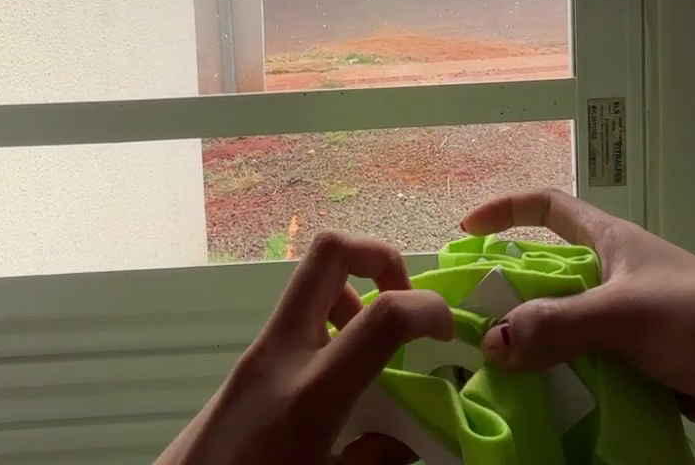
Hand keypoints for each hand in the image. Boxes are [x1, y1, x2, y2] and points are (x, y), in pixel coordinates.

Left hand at [157, 232, 452, 464]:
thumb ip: (377, 461)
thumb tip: (412, 436)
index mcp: (306, 396)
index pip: (380, 317)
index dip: (427, 308)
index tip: (446, 332)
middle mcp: (279, 354)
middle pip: (329, 251)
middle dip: (380, 257)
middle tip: (405, 301)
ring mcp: (258, 350)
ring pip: (314, 279)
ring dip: (357, 292)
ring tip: (376, 348)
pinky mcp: (248, 360)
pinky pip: (301, 313)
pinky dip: (335, 319)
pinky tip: (342, 372)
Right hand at [462, 190, 694, 464]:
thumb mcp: (624, 313)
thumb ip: (556, 325)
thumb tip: (491, 344)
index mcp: (611, 240)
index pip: (548, 207)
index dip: (506, 210)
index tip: (466, 229)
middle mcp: (614, 276)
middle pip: (547, 274)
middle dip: (509, 292)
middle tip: (468, 322)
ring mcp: (627, 324)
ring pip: (564, 326)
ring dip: (532, 344)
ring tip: (491, 370)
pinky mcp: (640, 368)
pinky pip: (585, 367)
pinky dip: (560, 380)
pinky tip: (536, 401)